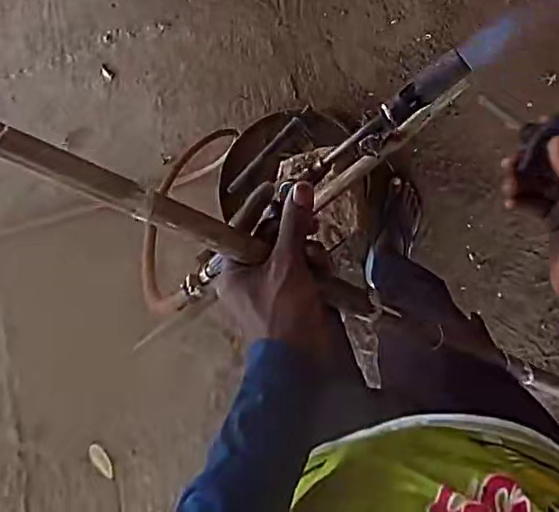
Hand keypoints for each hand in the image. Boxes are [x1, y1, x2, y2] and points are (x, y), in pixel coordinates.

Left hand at [216, 182, 332, 360]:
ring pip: (292, 250)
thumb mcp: (287, 264)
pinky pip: (305, 268)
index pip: (243, 225)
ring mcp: (273, 286)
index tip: (275, 188)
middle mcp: (250, 273)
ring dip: (309, 250)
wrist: (301, 370)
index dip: (260, 206)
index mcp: (234, 267)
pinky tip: (324, 275)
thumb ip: (294, 224)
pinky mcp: (295, 296)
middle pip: (272, 235)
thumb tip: (300, 188)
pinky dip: (316, 268)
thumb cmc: (281, 317)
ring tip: (317, 261)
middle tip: (310, 223)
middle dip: (293, 231)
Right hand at [501, 135, 558, 310]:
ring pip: (541, 180)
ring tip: (507, 184)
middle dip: (533, 158)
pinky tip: (511, 203)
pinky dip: (521, 198)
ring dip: (522, 178)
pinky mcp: (554, 219)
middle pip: (556, 162)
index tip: (538, 124)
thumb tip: (556, 141)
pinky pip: (533, 199)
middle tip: (511, 158)